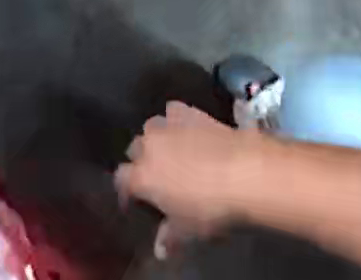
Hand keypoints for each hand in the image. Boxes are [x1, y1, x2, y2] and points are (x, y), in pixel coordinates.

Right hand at [115, 102, 269, 252]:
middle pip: (135, 149)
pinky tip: (186, 129)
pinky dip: (175, 120)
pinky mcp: (186, 111)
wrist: (239, 171)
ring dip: (156, 139)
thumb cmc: (210, 207)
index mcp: (142, 176)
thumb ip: (169, 237)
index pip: (121, 179)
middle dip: (141, 161)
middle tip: (156, 177)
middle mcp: (148, 145)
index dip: (126, 190)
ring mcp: (166, 124)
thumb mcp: (188, 230)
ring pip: (150, 128)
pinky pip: (172, 112)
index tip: (133, 200)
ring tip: (170, 151)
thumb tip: (159, 249)